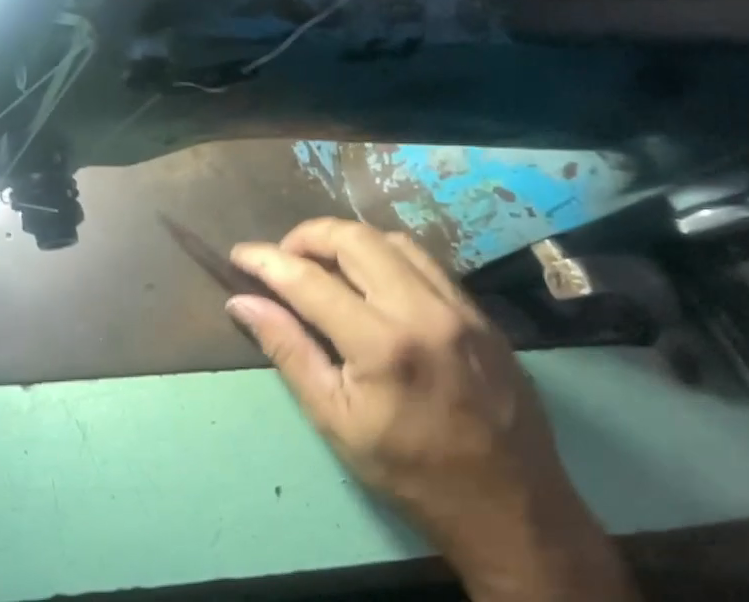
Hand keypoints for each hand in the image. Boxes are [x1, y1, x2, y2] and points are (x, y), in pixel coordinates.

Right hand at [227, 219, 634, 601]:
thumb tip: (241, 302)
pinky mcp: (483, 318)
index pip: (307, 278)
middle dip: (305, 237)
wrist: (512, 509)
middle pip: (353, 239)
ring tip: (324, 266)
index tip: (237, 255)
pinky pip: (427, 264)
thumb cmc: (409, 470)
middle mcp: (424, 313)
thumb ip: (287, 350)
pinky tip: (370, 284)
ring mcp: (461, 311)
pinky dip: (386, 258)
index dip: (264, 260)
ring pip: (393, 241)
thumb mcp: (334, 418)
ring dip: (348, 242)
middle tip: (282, 260)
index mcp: (382, 344)